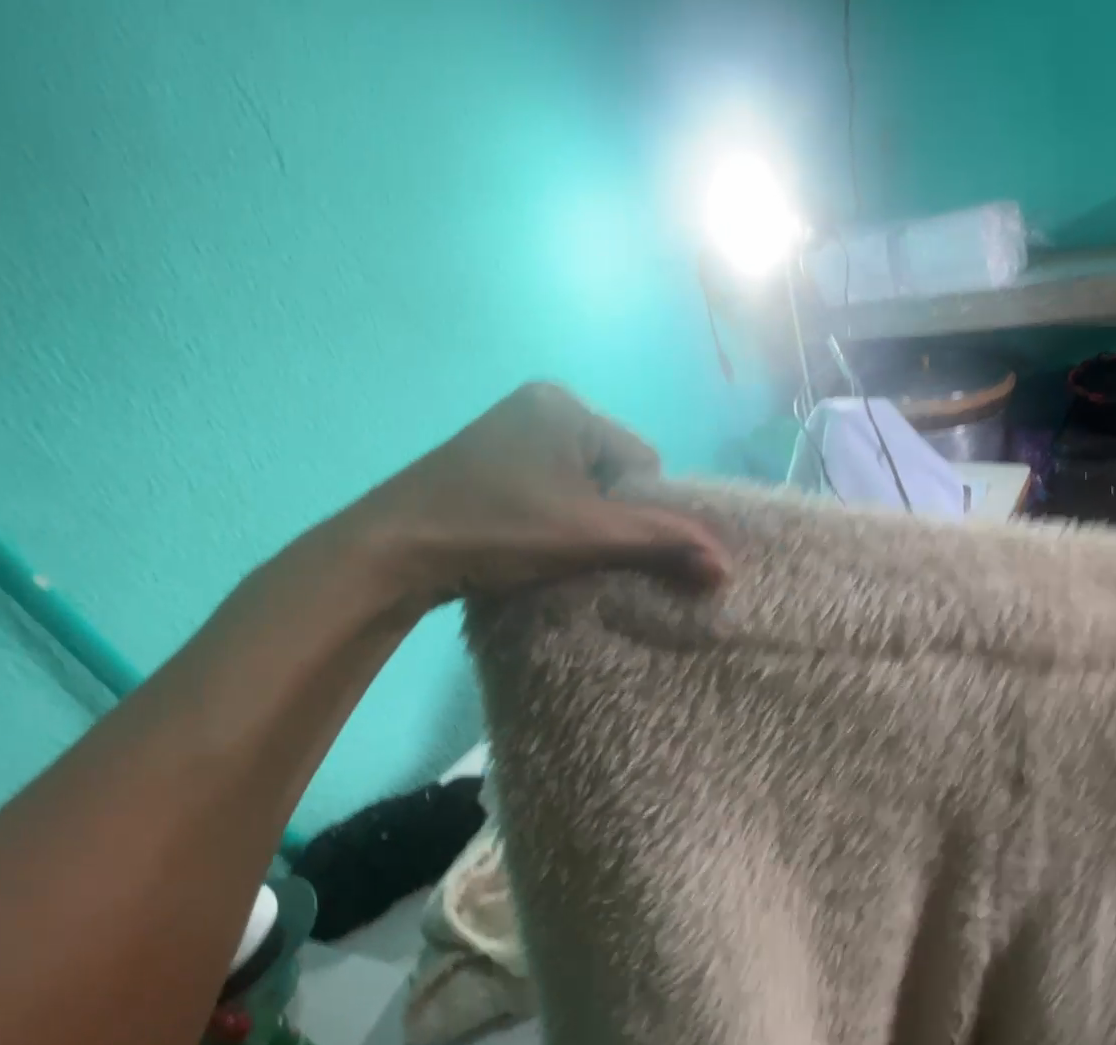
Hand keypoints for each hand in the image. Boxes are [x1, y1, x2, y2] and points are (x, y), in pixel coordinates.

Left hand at [336, 383, 728, 607]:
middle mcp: (539, 406)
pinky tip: (529, 540)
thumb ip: (665, 543)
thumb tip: (728, 567)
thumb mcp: (590, 535)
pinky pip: (550, 488)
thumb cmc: (495, 529)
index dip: (637, 512)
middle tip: (577, 550)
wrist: (387, 554)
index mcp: (566, 405)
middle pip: (614, 475)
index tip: (602, 543)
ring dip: (582, 521)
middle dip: (609, 516)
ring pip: (583, 486)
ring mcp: (507, 431)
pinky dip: (553, 517)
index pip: (643, 465)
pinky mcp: (485, 460)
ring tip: (549, 550)